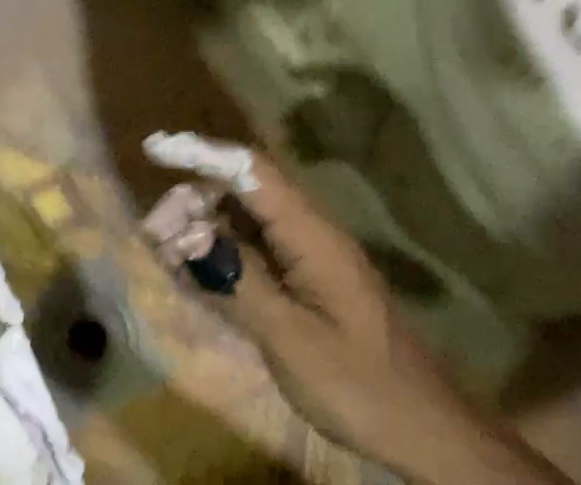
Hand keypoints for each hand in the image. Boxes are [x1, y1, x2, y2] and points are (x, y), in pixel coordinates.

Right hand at [174, 157, 566, 484]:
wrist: (427, 433)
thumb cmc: (360, 384)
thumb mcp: (291, 337)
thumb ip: (237, 279)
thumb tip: (186, 232)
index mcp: (311, 235)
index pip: (251, 171)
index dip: (202, 151)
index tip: (154, 148)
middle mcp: (309, 235)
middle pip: (242, 192)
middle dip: (192, 200)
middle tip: (153, 232)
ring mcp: (308, 260)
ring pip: (244, 222)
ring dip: (202, 229)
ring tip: (164, 253)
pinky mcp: (306, 285)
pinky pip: (254, 254)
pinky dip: (220, 257)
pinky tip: (194, 276)